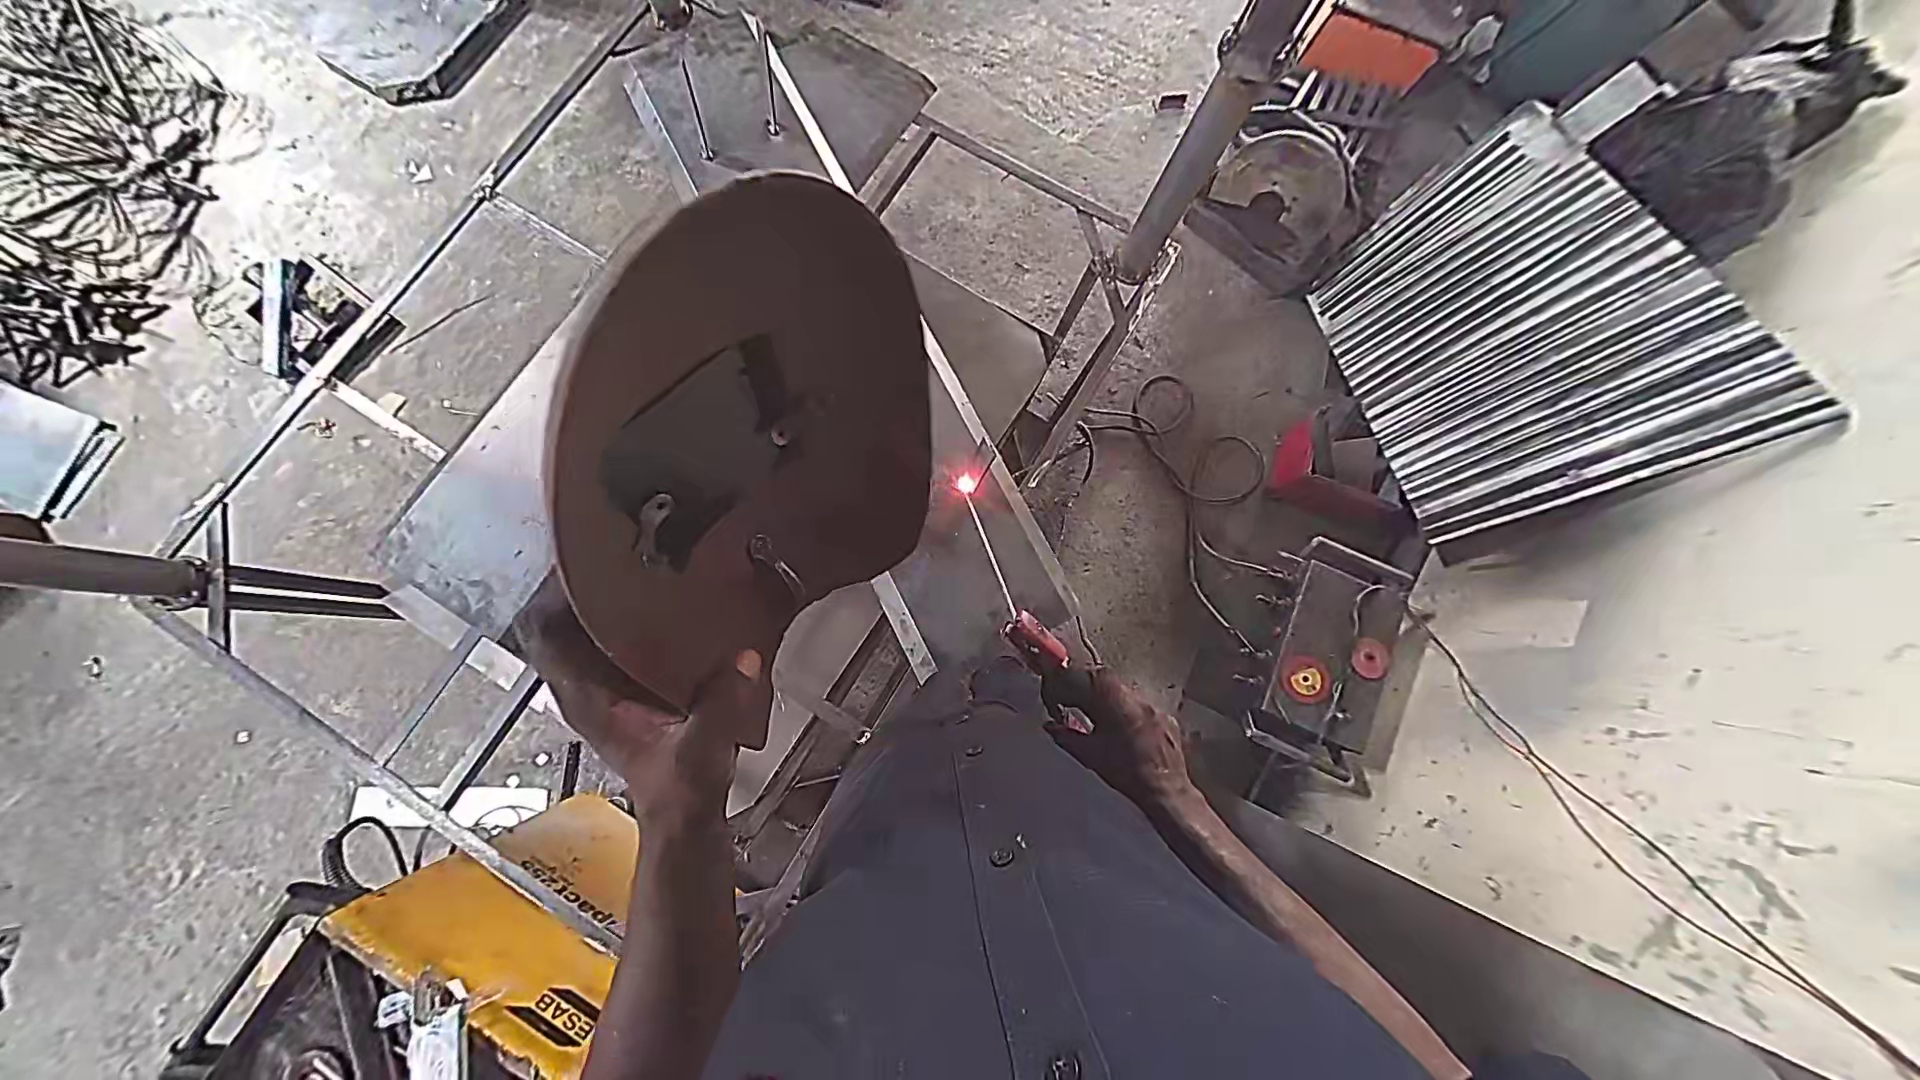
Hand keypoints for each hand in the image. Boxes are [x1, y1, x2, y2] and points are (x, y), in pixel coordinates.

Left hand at [514, 573, 769, 831]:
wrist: (684, 816)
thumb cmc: (682, 791)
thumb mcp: (703, 751)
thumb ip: (721, 706)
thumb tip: (745, 658)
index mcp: (587, 698)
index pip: (544, 633)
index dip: (552, 591)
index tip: (580, 554)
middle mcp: (586, 687)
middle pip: (559, 621)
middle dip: (577, 582)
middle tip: (614, 543)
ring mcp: (604, 688)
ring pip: (583, 628)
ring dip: (600, 596)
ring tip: (635, 560)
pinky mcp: (628, 688)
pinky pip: (612, 639)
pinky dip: (624, 615)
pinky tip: (659, 599)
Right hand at [1046, 667, 1198, 810]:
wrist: (1166, 791)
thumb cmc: (1128, 774)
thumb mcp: (1090, 755)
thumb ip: (1066, 736)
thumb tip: (1051, 727)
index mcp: (1112, 702)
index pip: (1082, 679)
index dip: (1064, 684)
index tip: (1057, 694)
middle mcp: (1133, 697)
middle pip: (1102, 676)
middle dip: (1082, 682)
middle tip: (1071, 696)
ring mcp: (1150, 704)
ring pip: (1121, 687)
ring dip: (1104, 693)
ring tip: (1094, 710)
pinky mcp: (1163, 714)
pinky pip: (1139, 701)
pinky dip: (1125, 706)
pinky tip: (1120, 722)